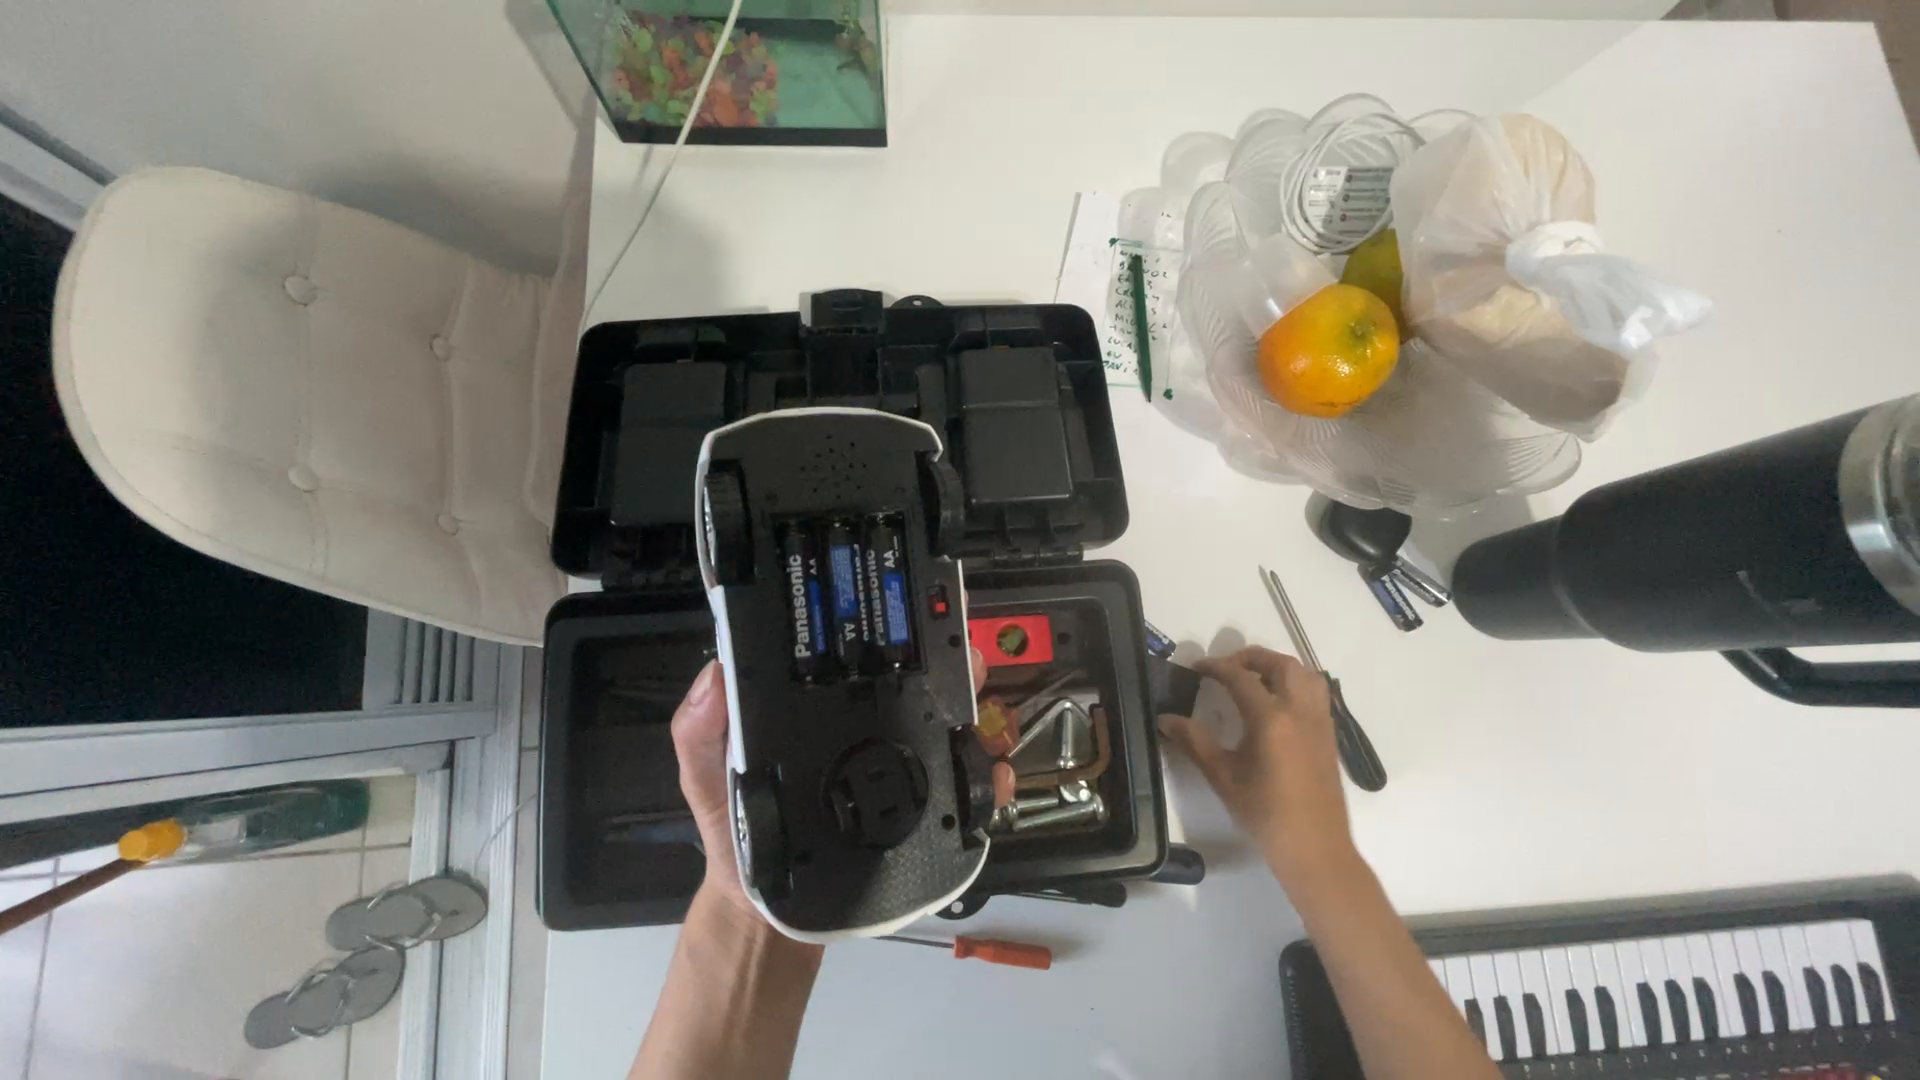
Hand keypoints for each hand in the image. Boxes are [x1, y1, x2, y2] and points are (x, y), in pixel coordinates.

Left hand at [669, 651, 1010, 922]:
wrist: (769, 913)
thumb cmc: (739, 834)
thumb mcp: (708, 778)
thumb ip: (701, 732)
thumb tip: (717, 675)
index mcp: (827, 713)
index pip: (867, 659)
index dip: (896, 629)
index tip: (922, 608)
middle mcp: (872, 732)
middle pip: (926, 686)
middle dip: (957, 664)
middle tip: (968, 663)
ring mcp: (903, 772)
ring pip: (954, 728)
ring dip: (981, 714)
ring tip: (986, 721)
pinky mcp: (923, 814)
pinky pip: (965, 788)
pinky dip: (989, 776)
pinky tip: (992, 776)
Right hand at [1157, 646, 1353, 882]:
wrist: (1314, 847)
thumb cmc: (1264, 813)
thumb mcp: (1222, 776)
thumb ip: (1194, 741)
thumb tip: (1166, 719)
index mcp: (1271, 719)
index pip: (1240, 676)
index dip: (1216, 666)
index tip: (1196, 668)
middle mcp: (1299, 711)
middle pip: (1280, 664)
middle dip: (1252, 657)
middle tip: (1227, 667)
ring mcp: (1319, 722)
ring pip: (1306, 674)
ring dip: (1279, 667)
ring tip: (1255, 679)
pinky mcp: (1329, 735)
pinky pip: (1316, 693)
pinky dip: (1296, 684)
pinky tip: (1277, 704)